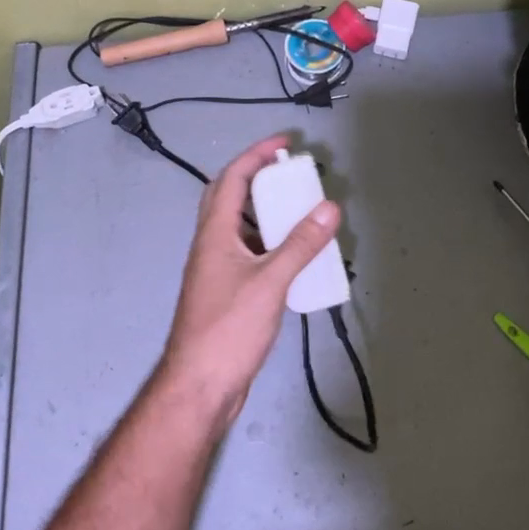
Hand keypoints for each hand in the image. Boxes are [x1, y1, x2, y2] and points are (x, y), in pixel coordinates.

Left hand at [159, 134, 341, 420]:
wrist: (199, 386)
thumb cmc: (228, 329)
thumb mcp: (270, 283)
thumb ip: (300, 245)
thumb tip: (328, 207)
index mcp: (215, 234)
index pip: (232, 179)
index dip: (256, 155)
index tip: (285, 143)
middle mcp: (212, 245)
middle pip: (229, 197)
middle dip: (259, 178)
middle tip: (292, 173)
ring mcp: (217, 270)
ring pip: (240, 227)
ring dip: (266, 212)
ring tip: (300, 210)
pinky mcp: (226, 293)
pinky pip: (249, 252)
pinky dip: (270, 243)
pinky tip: (294, 256)